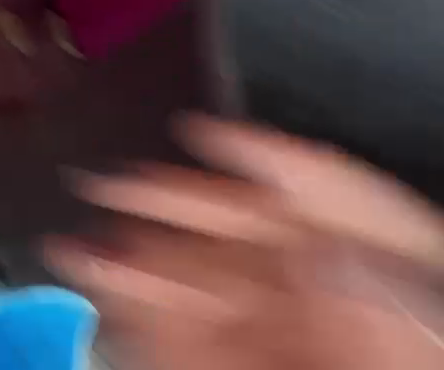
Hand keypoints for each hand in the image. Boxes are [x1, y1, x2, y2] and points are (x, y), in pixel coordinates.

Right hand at [47, 117, 443, 369]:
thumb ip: (386, 327)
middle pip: (260, 239)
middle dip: (180, 205)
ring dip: (133, 243)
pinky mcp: (204, 357)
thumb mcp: (392, 369)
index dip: (290, 170)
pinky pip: (158, 310)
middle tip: (113, 190)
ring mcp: (271, 345)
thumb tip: (327, 251)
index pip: (360, 223)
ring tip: (83, 240)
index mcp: (399, 318)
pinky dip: (116, 281)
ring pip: (197, 270)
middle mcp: (336, 321)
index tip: (207, 135)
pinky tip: (83, 265)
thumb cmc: (365, 369)